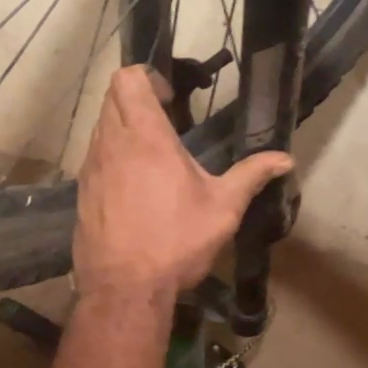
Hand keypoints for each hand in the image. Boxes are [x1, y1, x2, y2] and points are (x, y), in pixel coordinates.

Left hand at [73, 66, 292, 300]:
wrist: (124, 290)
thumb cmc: (175, 242)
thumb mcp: (222, 208)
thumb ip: (251, 175)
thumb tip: (285, 159)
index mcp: (146, 137)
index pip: (128, 79)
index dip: (147, 76)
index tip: (171, 97)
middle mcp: (113, 143)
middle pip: (112, 95)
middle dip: (136, 97)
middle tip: (165, 119)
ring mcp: (92, 166)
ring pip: (101, 124)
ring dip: (122, 125)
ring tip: (151, 152)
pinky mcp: (82, 191)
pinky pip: (94, 154)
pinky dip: (111, 153)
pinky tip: (133, 183)